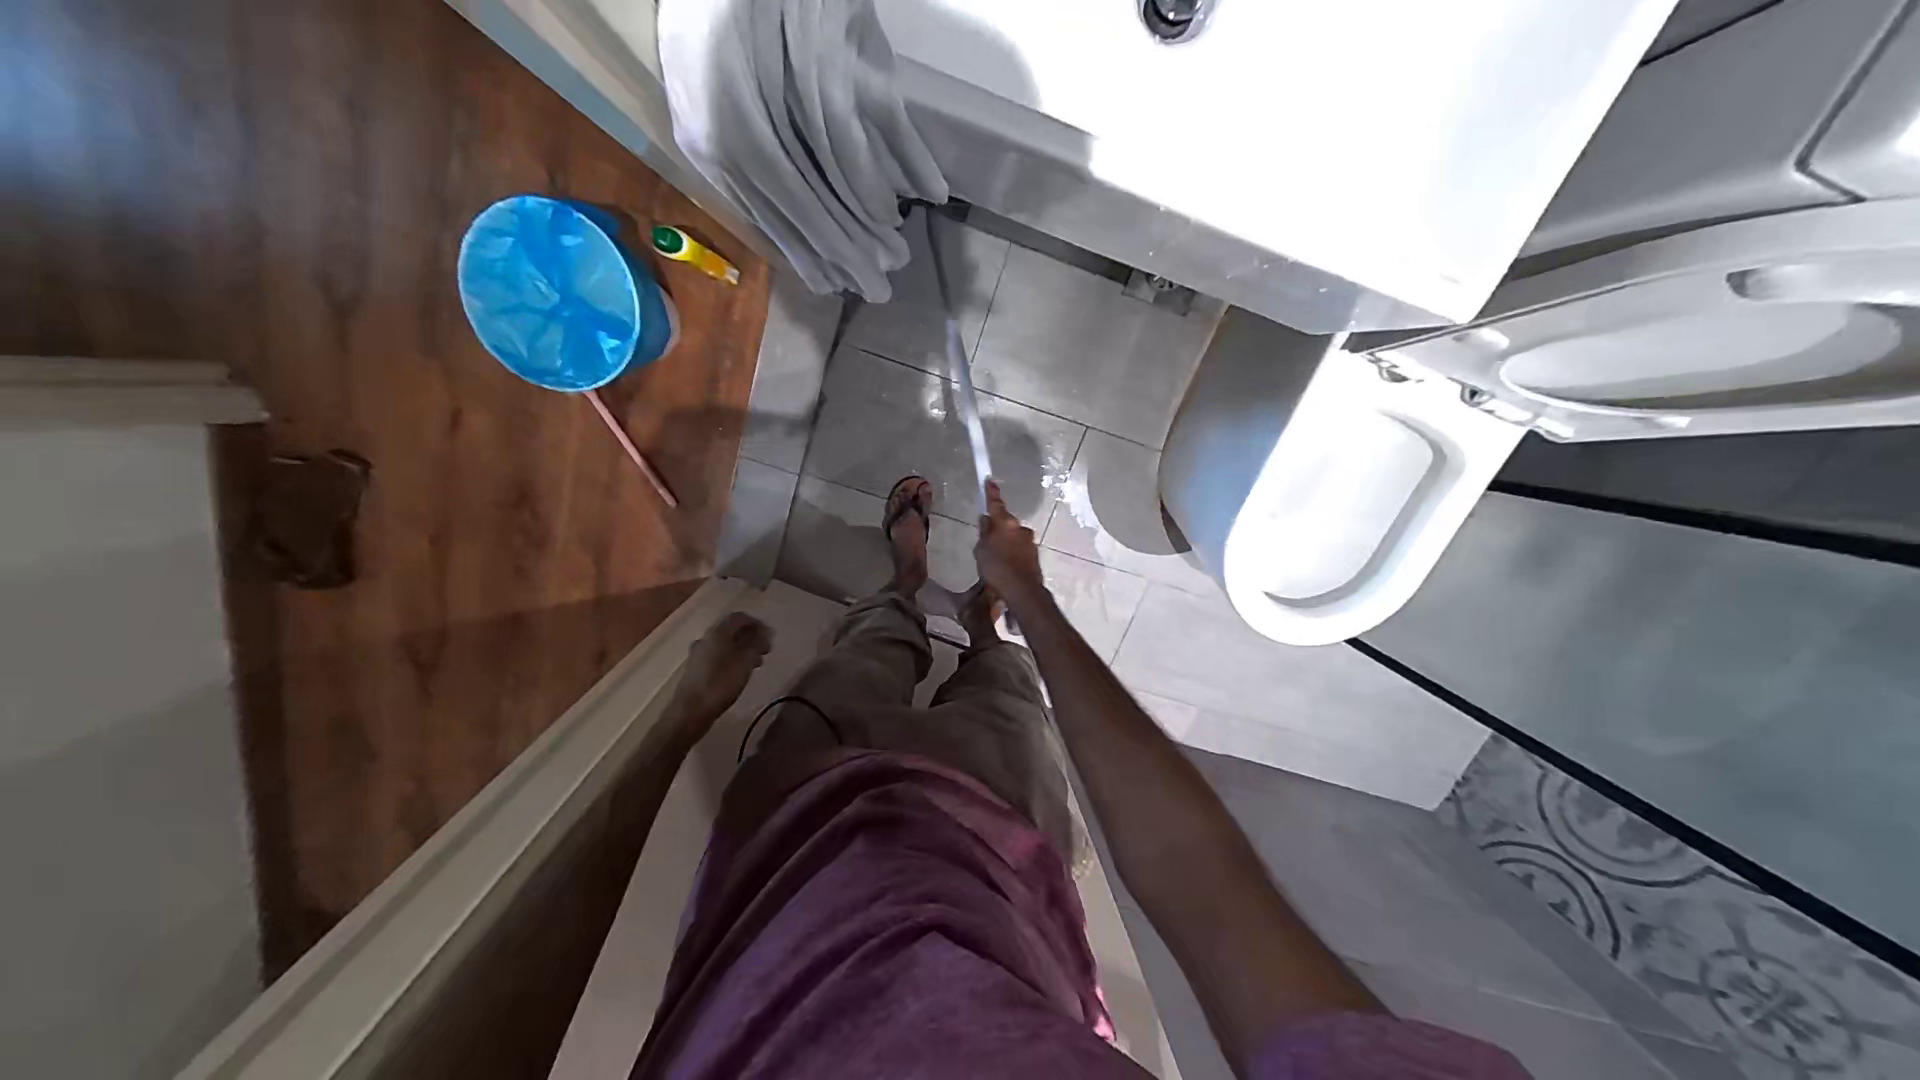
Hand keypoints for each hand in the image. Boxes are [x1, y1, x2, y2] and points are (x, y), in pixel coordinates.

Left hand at [673, 612, 773, 727]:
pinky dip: (731, 658)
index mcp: (717, 633)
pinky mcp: (696, 668)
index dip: (756, 623)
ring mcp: (698, 654)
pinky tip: (739, 672)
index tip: (769, 636)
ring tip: (756, 662)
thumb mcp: (745, 663)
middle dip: (750, 637)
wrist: (690, 711)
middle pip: (731, 630)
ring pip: (724, 644)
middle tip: (765, 650)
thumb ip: (756, 645)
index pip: (739, 618)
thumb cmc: (721, 684)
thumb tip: (764, 634)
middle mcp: (706, 639)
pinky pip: (717, 655)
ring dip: (742, 648)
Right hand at [975, 480, 1047, 612]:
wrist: (1022, 590)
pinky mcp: (1034, 555)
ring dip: (1005, 544)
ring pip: (1012, 537)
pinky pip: (1019, 550)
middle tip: (986, 542)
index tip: (989, 480)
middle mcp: (1020, 528)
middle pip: (1005, 523)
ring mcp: (1029, 541)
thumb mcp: (981, 550)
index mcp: (1005, 523)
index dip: (991, 492)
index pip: (996, 503)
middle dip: (997, 529)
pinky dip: (1012, 555)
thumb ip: (984, 533)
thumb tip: (986, 519)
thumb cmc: (996, 568)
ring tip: (994, 561)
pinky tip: (1004, 568)